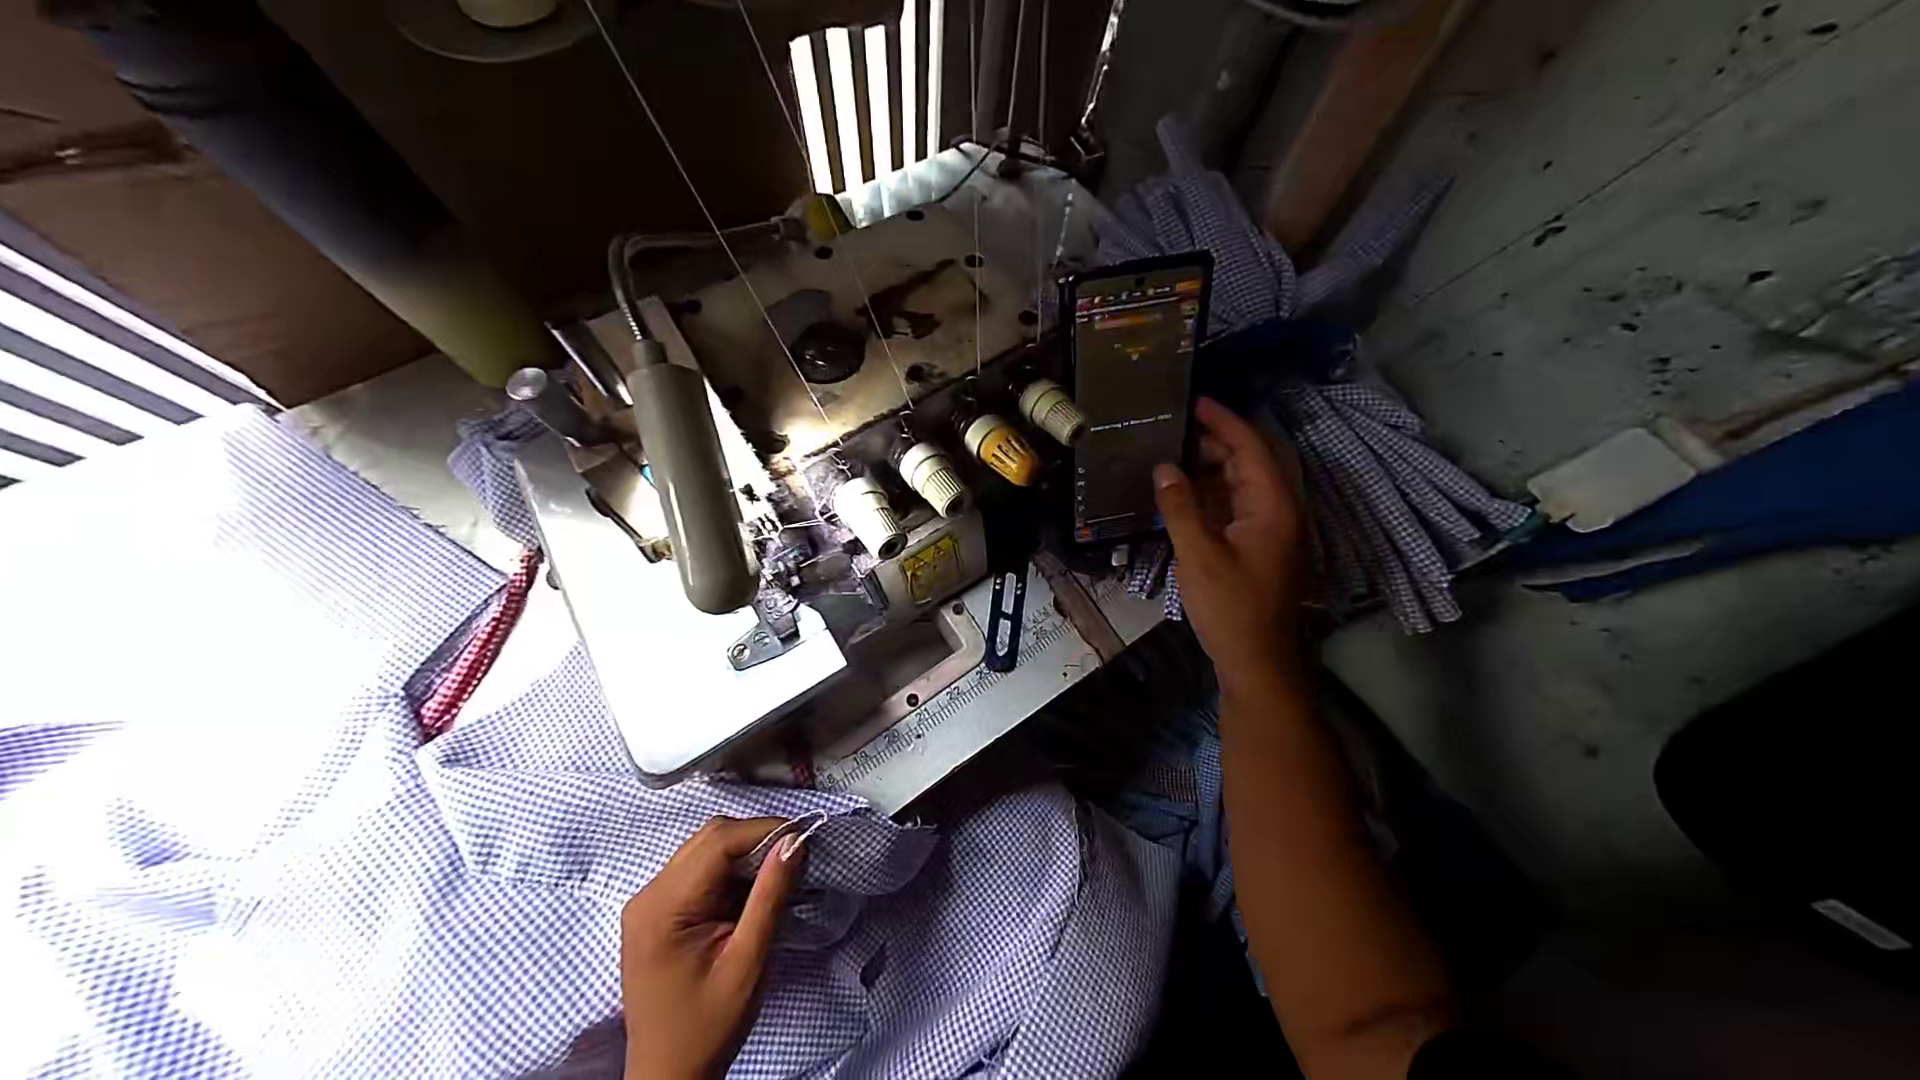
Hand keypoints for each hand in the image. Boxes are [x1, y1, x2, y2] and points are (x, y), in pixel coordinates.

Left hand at [621, 817, 807, 1079]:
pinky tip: (754, 889)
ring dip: (745, 851)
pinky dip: (732, 869)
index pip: (717, 842)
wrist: (669, 1078)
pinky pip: (700, 869)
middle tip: (795, 854)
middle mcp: (648, 895)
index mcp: (662, 908)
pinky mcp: (658, 910)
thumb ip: (769, 896)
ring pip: (705, 848)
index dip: (763, 830)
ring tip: (779, 871)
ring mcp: (650, 902)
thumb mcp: (748, 962)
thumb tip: (794, 841)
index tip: (803, 837)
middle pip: (709, 838)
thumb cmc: (708, 1027)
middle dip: (756, 837)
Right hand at [1153, 398, 1306, 689]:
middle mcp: (1279, 512)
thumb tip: (1165, 468)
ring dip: (1209, 473)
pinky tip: (1181, 498)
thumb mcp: (1198, 555)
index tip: (1195, 403)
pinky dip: (1210, 499)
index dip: (1224, 422)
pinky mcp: (1259, 549)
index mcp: (1273, 507)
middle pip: (1248, 464)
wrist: (1257, 662)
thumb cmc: (1231, 608)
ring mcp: (1270, 532)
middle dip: (1212, 446)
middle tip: (1171, 437)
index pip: (1251, 448)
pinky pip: (1235, 510)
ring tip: (1170, 462)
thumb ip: (1180, 507)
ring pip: (1240, 487)